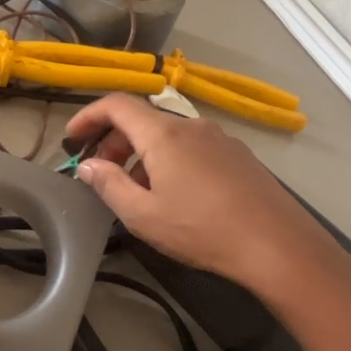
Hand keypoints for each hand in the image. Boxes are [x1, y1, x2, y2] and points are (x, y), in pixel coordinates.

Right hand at [66, 93, 342, 290]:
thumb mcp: (143, 215)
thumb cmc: (203, 230)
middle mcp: (191, 126)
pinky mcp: (239, 156)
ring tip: (137, 191)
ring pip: (168, 134)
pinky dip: (169, 159)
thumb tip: (87, 165)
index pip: (117, 105)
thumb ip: (109, 185)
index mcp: (163, 134)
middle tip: (102, 174)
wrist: (278, 246)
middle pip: (143, 119)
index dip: (89, 116)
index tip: (72, 138)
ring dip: (142, 153)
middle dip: (114, 141)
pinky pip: (192, 147)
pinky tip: (174, 195)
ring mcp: (219, 139)